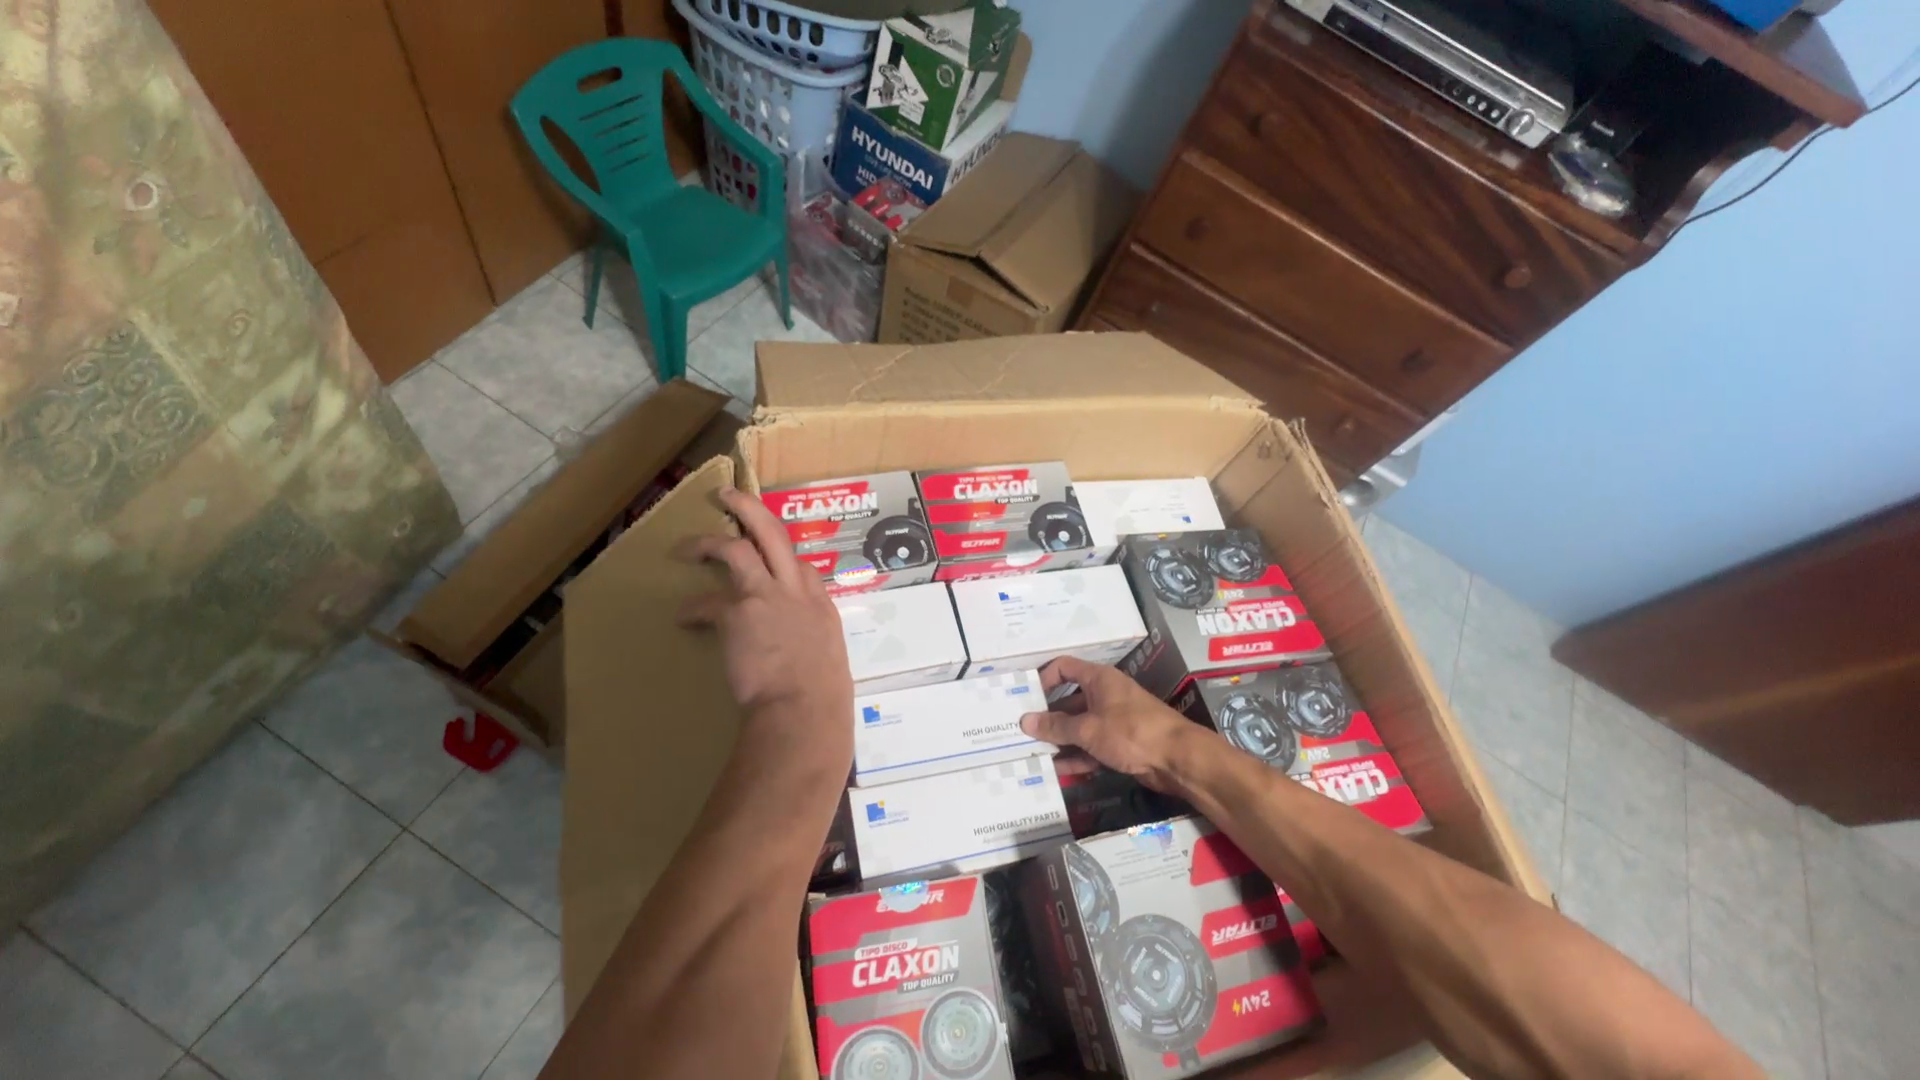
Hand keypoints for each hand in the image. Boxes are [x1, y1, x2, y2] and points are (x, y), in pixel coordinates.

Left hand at [676, 487, 852, 753]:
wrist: (803, 707)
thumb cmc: (820, 696)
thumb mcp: (828, 659)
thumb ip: (813, 643)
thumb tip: (803, 654)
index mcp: (819, 602)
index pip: (801, 566)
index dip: (782, 559)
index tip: (769, 559)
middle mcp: (795, 589)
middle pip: (773, 533)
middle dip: (748, 509)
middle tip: (728, 496)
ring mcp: (767, 595)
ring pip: (737, 549)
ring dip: (708, 543)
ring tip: (685, 548)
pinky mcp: (737, 612)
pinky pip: (708, 602)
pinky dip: (694, 610)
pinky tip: (684, 620)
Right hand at [1019, 656, 1213, 797]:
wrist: (1177, 759)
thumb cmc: (1131, 731)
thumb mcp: (1088, 729)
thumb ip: (1056, 726)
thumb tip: (1025, 720)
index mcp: (1099, 679)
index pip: (1064, 668)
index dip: (1043, 678)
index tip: (1025, 697)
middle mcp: (1105, 695)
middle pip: (1069, 701)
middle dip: (1047, 717)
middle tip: (1021, 731)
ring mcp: (1113, 720)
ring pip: (1079, 727)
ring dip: (1060, 740)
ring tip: (1033, 754)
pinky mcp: (1120, 743)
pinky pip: (1091, 747)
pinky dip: (1077, 756)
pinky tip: (1057, 770)